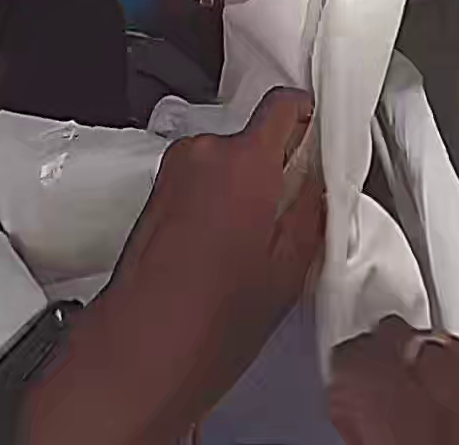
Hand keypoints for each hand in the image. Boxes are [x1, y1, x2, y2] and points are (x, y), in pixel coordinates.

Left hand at [22, 87, 323, 443]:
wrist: (139, 353)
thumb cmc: (206, 321)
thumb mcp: (289, 266)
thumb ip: (312, 207)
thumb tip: (319, 183)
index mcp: (245, 162)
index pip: (283, 104)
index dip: (305, 113)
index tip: (314, 130)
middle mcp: (207, 153)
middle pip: (256, 134)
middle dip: (276, 162)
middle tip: (288, 205)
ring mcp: (177, 168)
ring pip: (229, 156)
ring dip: (244, 179)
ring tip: (250, 233)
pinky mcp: (158, 187)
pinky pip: (202, 171)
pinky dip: (217, 191)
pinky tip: (223, 239)